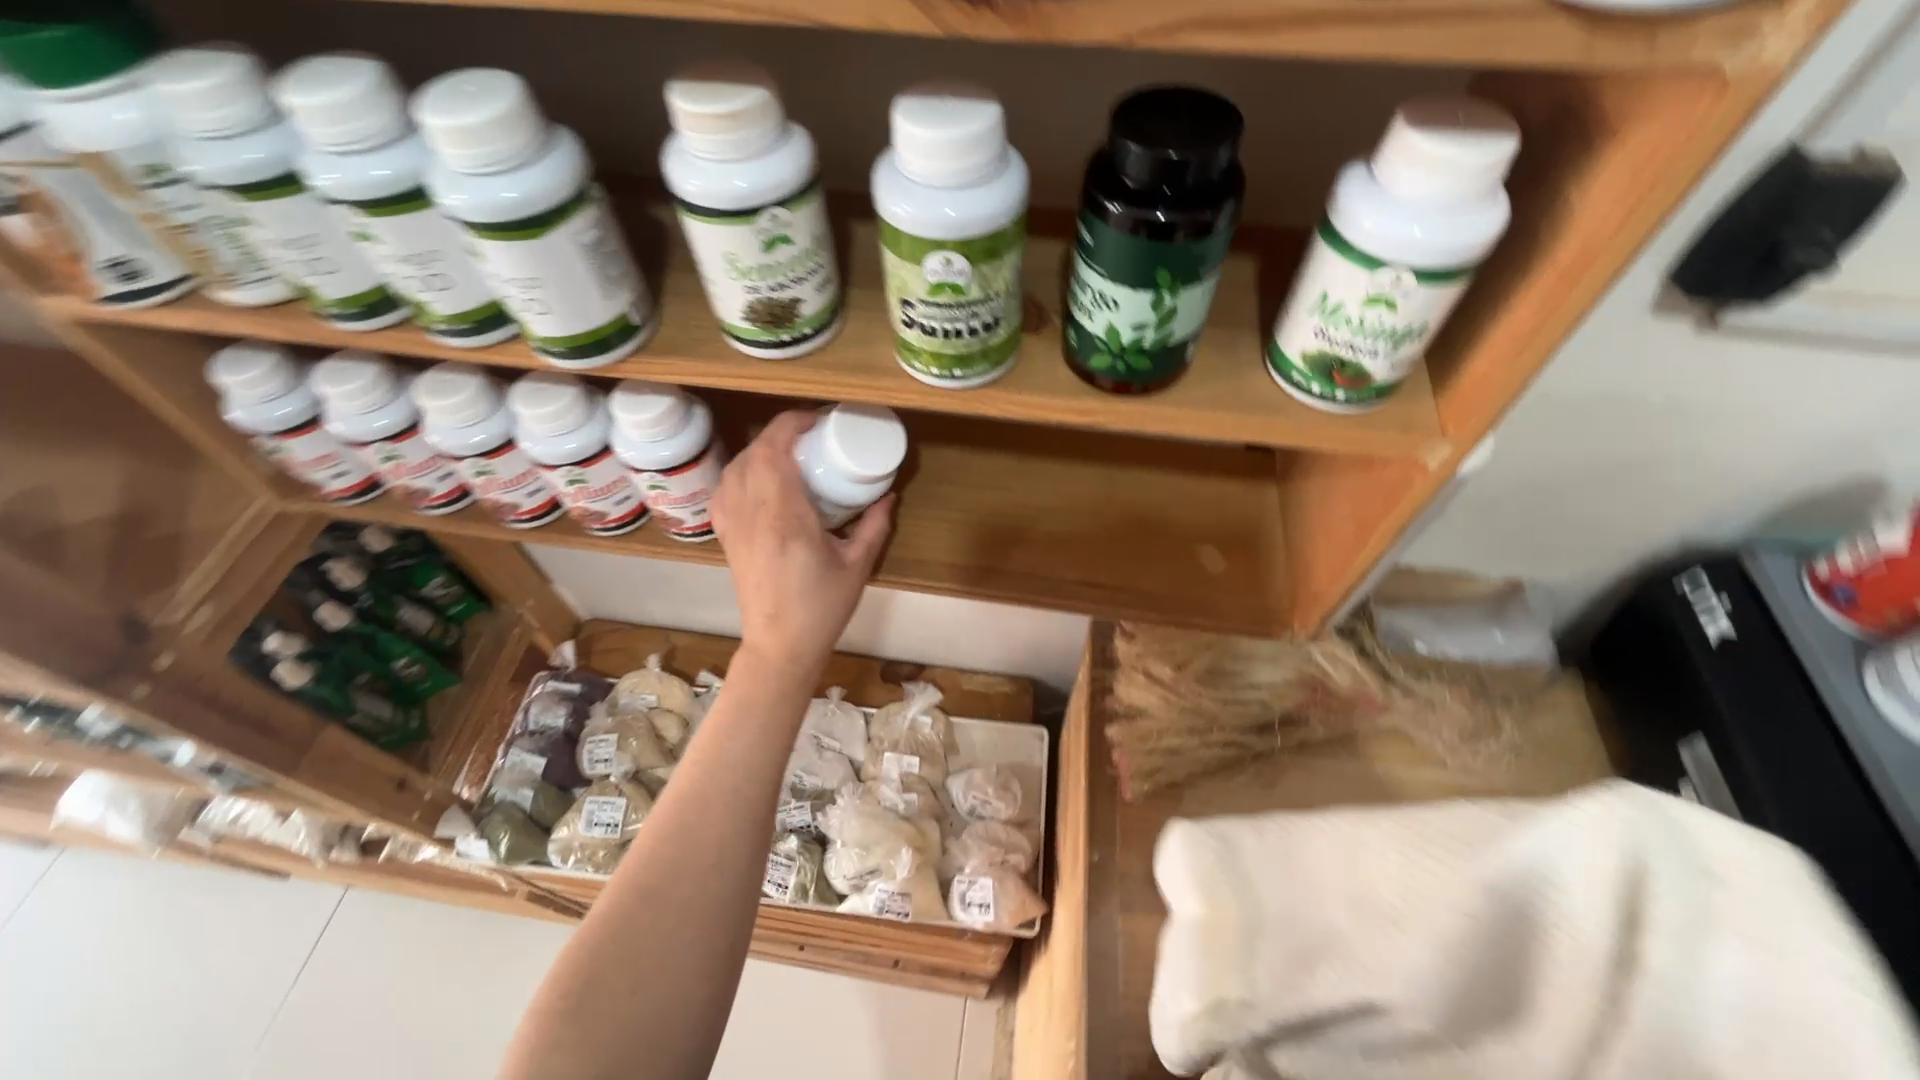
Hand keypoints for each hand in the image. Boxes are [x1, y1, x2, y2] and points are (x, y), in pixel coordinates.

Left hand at [711, 411, 894, 679]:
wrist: (780, 645)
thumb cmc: (822, 608)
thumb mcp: (857, 566)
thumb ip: (875, 526)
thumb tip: (888, 495)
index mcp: (786, 517)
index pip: (776, 450)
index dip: (792, 424)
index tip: (817, 421)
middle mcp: (753, 514)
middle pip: (755, 452)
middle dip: (780, 434)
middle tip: (810, 437)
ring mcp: (735, 525)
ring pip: (736, 467)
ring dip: (760, 451)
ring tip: (787, 454)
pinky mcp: (727, 536)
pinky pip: (725, 489)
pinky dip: (742, 473)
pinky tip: (761, 480)